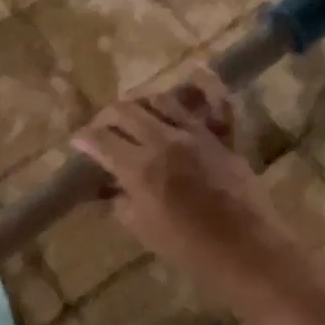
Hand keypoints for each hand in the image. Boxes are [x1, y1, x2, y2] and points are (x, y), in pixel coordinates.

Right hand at [71, 72, 305, 312]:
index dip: (84, 138)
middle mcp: (164, 141)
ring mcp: (197, 134)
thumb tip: (108, 190)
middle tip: (102, 129)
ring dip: (143, 103)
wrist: (247, 250)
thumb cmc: (190, 249)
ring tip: (136, 114)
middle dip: (107, 117)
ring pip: (162, 100)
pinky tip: (196, 73)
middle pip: (125, 111)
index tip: (78, 141)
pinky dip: (207, 85)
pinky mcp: (224, 137)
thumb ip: (121, 204)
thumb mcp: (144, 230)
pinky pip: (218, 102)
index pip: (100, 140)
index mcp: (139, 168)